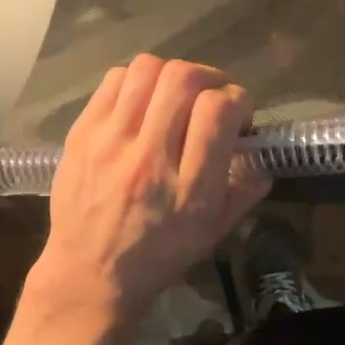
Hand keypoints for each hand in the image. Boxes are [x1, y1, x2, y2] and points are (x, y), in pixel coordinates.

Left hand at [25, 55, 267, 322]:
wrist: (90, 274)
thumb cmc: (159, 257)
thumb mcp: (212, 235)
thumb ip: (242, 194)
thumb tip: (263, 161)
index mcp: (189, 189)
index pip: (217, 111)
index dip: (238, 101)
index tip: (239, 115)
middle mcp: (149, 158)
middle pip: (183, 79)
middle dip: (209, 78)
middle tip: (213, 97)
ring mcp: (110, 142)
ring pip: (147, 69)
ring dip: (173, 75)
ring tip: (178, 96)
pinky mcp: (82, 133)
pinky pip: (114, 81)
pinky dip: (138, 81)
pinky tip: (145, 102)